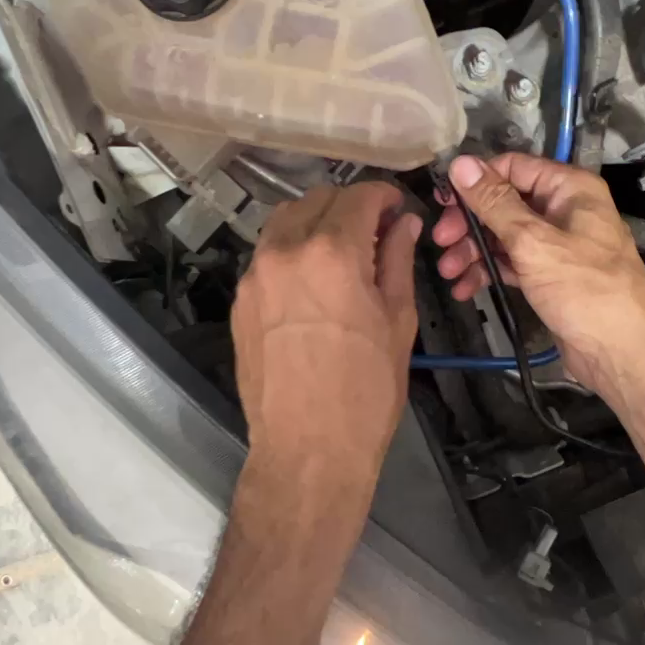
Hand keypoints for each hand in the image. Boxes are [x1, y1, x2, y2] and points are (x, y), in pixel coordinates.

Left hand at [232, 182, 421, 483]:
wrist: (308, 449)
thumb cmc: (366, 391)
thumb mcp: (397, 320)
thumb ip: (397, 260)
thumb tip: (403, 224)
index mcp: (332, 252)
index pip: (359, 196)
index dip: (384, 195)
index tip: (398, 208)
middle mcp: (285, 251)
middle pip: (318, 199)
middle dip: (350, 205)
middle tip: (376, 231)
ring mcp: (255, 275)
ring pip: (285, 220)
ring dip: (316, 221)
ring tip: (341, 251)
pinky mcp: (240, 300)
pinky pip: (267, 254)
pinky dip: (292, 250)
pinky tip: (313, 281)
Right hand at [432, 153, 644, 393]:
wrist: (623, 353)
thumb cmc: (584, 289)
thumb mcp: (533, 242)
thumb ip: (495, 203)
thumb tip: (460, 163)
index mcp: (570, 189)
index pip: (513, 167)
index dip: (476, 182)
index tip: (443, 202)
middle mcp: (565, 210)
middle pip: (505, 203)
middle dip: (470, 223)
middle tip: (441, 242)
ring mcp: (558, 245)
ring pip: (505, 236)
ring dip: (474, 251)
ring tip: (449, 273)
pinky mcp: (550, 277)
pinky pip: (512, 264)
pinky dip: (489, 272)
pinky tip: (465, 288)